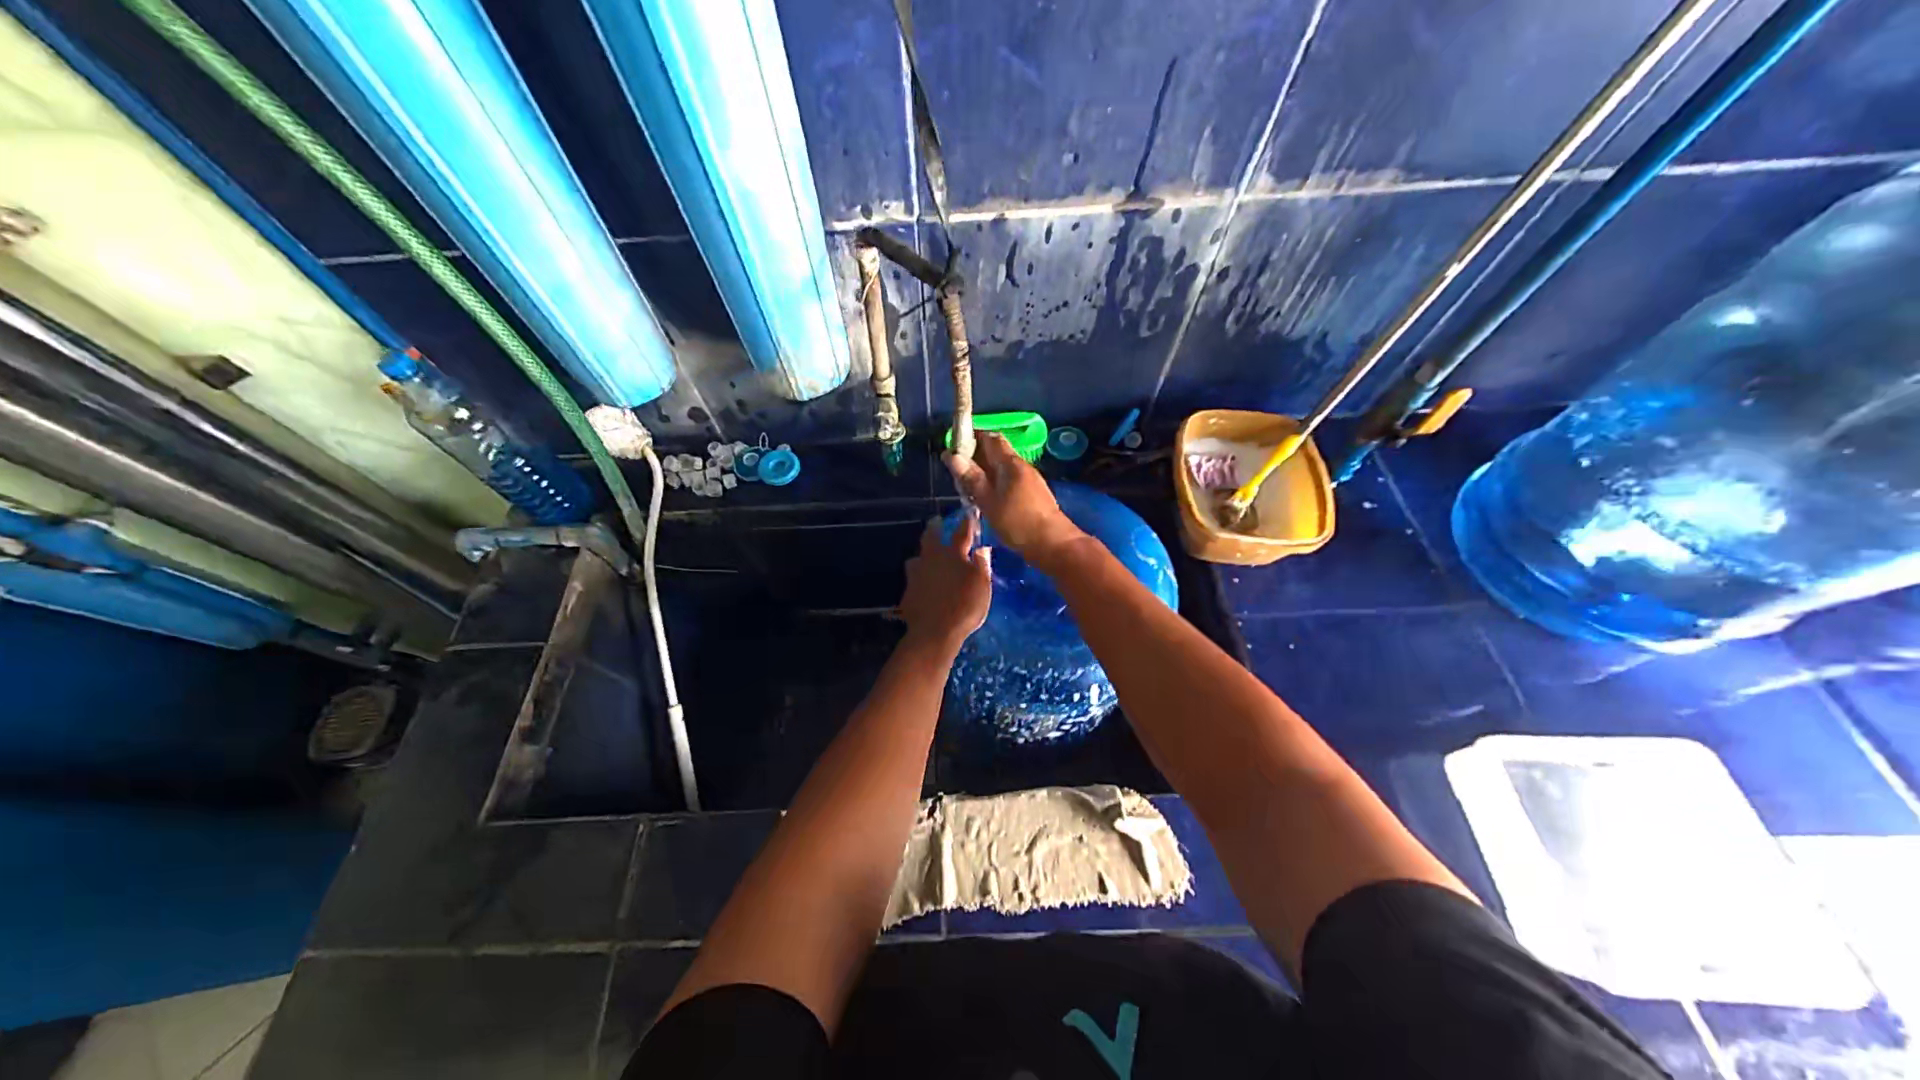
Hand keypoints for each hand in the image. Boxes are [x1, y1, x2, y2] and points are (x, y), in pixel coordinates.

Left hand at [898, 513, 991, 650]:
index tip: (969, 512)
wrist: (934, 632)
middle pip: (930, 538)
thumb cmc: (965, 607)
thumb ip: (981, 565)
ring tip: (926, 559)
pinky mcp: (908, 592)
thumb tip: (981, 548)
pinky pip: (913, 581)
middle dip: (934, 528)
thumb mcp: (982, 586)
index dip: (967, 522)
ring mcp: (916, 575)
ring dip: (922, 557)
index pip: (962, 533)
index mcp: (953, 554)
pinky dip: (919, 581)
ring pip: (916, 559)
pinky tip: (923, 588)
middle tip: (935, 522)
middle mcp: (931, 559)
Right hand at [945, 433, 1086, 564]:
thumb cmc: (1017, 522)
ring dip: (986, 472)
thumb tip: (952, 455)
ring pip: (1003, 467)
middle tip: (957, 472)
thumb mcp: (988, 501)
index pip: (990, 437)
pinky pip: (1010, 480)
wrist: (1053, 544)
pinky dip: (996, 483)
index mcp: (1010, 463)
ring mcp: (1030, 479)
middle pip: (997, 452)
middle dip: (976, 457)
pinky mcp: (1033, 493)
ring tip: (968, 487)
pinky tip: (988, 499)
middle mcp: (1022, 466)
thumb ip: (971, 478)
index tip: (954, 448)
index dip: (971, 437)